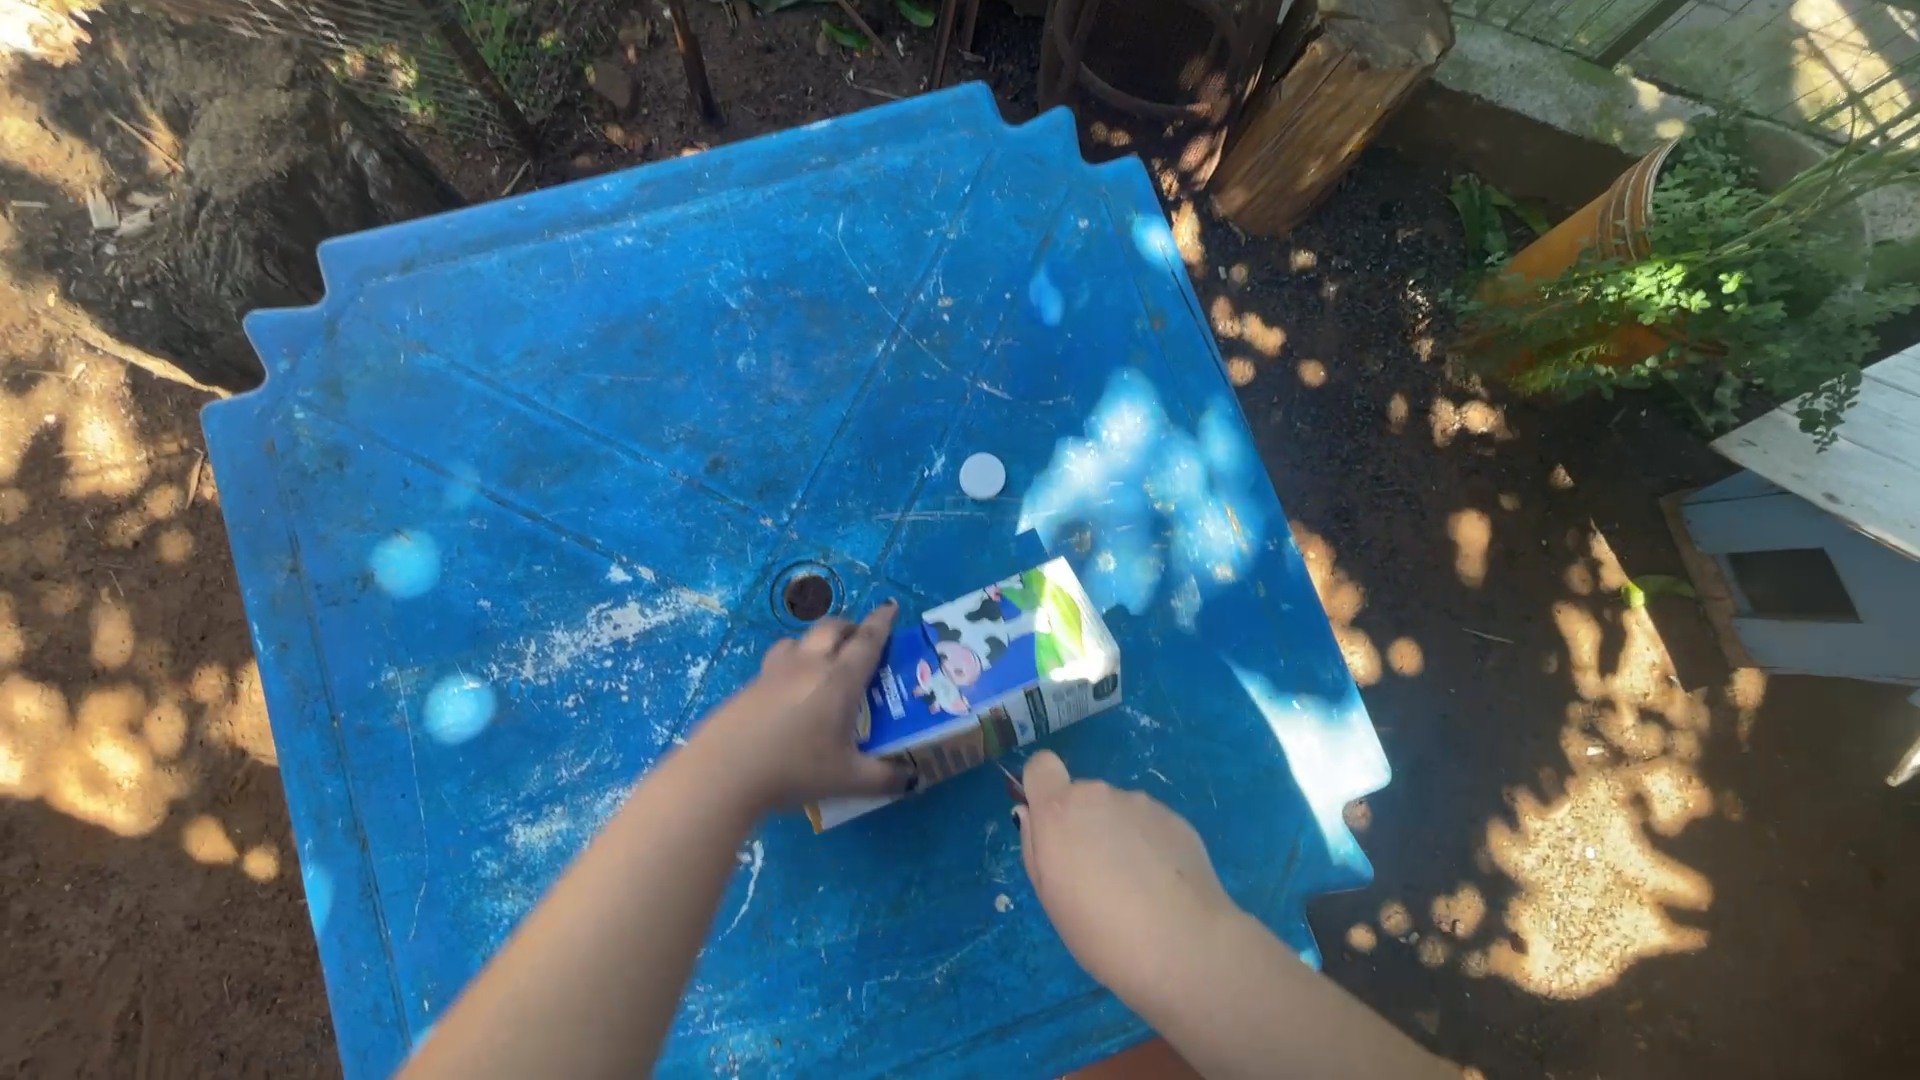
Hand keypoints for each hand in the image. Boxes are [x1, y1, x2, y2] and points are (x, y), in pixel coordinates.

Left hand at [690, 603, 912, 812]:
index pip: (867, 640)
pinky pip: (777, 661)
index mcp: (839, 679)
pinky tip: (789, 692)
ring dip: (816, 642)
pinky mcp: (750, 686)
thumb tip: (913, 778)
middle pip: (832, 628)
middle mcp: (809, 665)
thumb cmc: (795, 769)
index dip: (882, 622)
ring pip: (799, 640)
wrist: (724, 771)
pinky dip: (791, 664)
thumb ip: (884, 777)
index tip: (890, 607)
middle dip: (850, 627)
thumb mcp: (848, 780)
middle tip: (860, 641)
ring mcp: (775, 672)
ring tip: (821, 661)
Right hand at [1013, 751, 1237, 1001]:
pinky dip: (1150, 845)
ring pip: (1118, 810)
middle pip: (1082, 795)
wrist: (1184, 946)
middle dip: (1084, 823)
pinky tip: (1162, 884)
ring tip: (1136, 885)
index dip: (1042, 789)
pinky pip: (1149, 824)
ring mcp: (1141, 803)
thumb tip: (1032, 814)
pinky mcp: (1175, 818)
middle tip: (1096, 873)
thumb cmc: (1101, 932)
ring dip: (1119, 834)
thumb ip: (1034, 845)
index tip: (1051, 824)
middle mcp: (1099, 794)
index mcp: (1060, 810)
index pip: (1041, 765)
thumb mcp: (1049, 897)